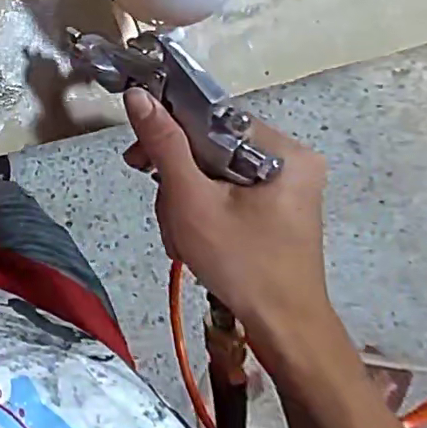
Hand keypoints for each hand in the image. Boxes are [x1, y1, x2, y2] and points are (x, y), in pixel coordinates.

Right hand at [122, 88, 335, 356]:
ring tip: (179, 231)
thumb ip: (164, 144)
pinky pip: (220, 187)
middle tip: (163, 204)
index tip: (139, 156)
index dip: (170, 131)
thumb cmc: (241, 263)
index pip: (211, 117)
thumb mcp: (192, 200)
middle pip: (208, 144)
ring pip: (209, 168)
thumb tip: (138, 95)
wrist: (283, 332)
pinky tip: (190, 233)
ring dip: (182, 196)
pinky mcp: (270, 206)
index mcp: (284, 152)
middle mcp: (289, 161)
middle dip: (176, 176)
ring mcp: (281, 185)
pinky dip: (197, 206)